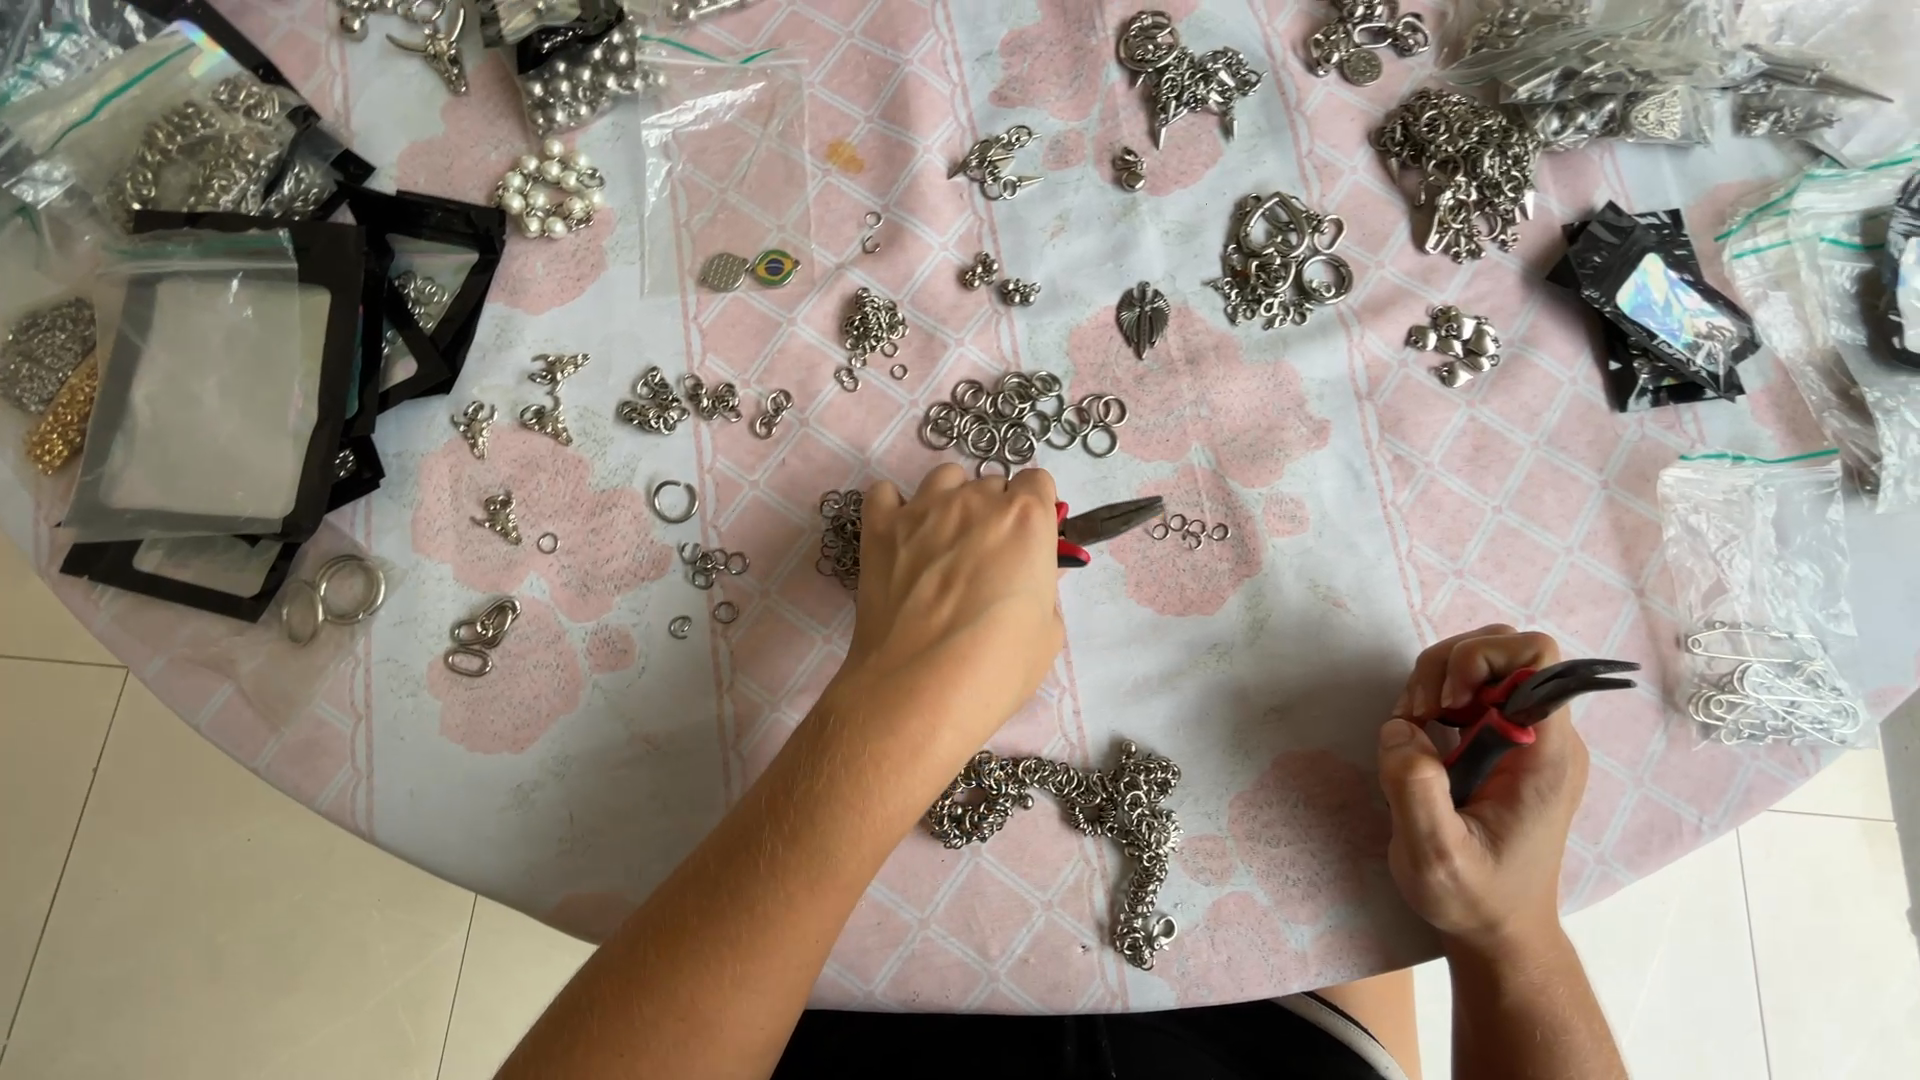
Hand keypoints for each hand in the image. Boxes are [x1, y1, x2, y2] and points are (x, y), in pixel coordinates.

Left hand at [827, 464, 1064, 754]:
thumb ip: (1042, 588)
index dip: (1036, 510)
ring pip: (944, 478)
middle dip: (995, 511)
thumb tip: (1030, 576)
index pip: (1038, 483)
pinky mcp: (879, 528)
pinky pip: (885, 493)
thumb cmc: (997, 667)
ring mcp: (922, 509)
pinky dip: (895, 508)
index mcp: (1026, 519)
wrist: (920, 688)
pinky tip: (901, 537)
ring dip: (951, 499)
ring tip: (945, 540)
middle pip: (991, 483)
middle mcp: (975, 501)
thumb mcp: (1048, 632)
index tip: (1031, 538)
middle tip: (988, 556)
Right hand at [1377, 625, 1586, 952]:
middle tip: (1418, 716)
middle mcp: (1541, 734)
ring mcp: (1519, 734)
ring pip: (1478, 660)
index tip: (1443, 707)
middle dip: (1446, 667)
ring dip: (1432, 680)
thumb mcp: (1436, 856)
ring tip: (1411, 727)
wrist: (1496, 927)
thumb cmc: (1474, 897)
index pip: (1537, 660)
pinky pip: (1465, 686)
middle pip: (1502, 648)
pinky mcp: (1495, 740)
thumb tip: (1403, 729)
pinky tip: (1416, 732)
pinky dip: (1429, 695)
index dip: (1480, 662)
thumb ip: (1415, 792)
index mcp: (1545, 755)